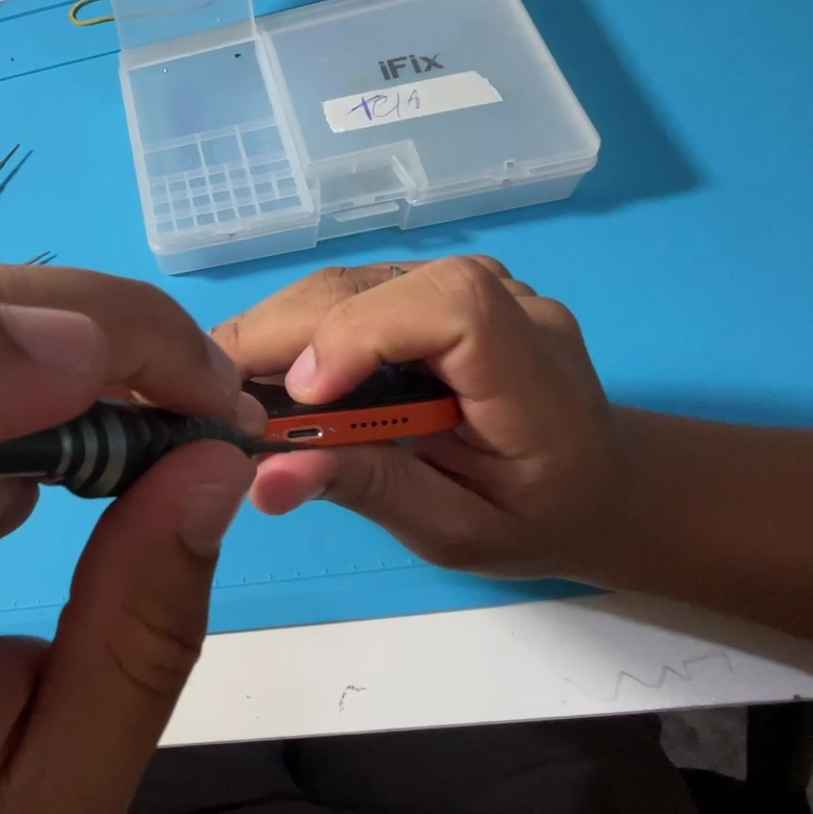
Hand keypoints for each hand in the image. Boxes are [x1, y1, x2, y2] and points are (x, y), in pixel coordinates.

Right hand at [212, 257, 622, 580]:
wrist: (589, 478)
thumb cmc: (534, 516)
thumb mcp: (456, 531)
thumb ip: (369, 492)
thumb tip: (265, 480)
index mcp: (531, 372)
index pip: (449, 307)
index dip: (361, 334)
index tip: (302, 397)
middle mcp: (501, 302)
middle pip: (366, 286)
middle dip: (279, 337)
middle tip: (223, 399)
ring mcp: (461, 282)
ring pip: (341, 282)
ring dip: (274, 331)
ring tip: (240, 389)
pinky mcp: (426, 284)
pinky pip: (343, 290)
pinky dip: (292, 328)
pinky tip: (276, 371)